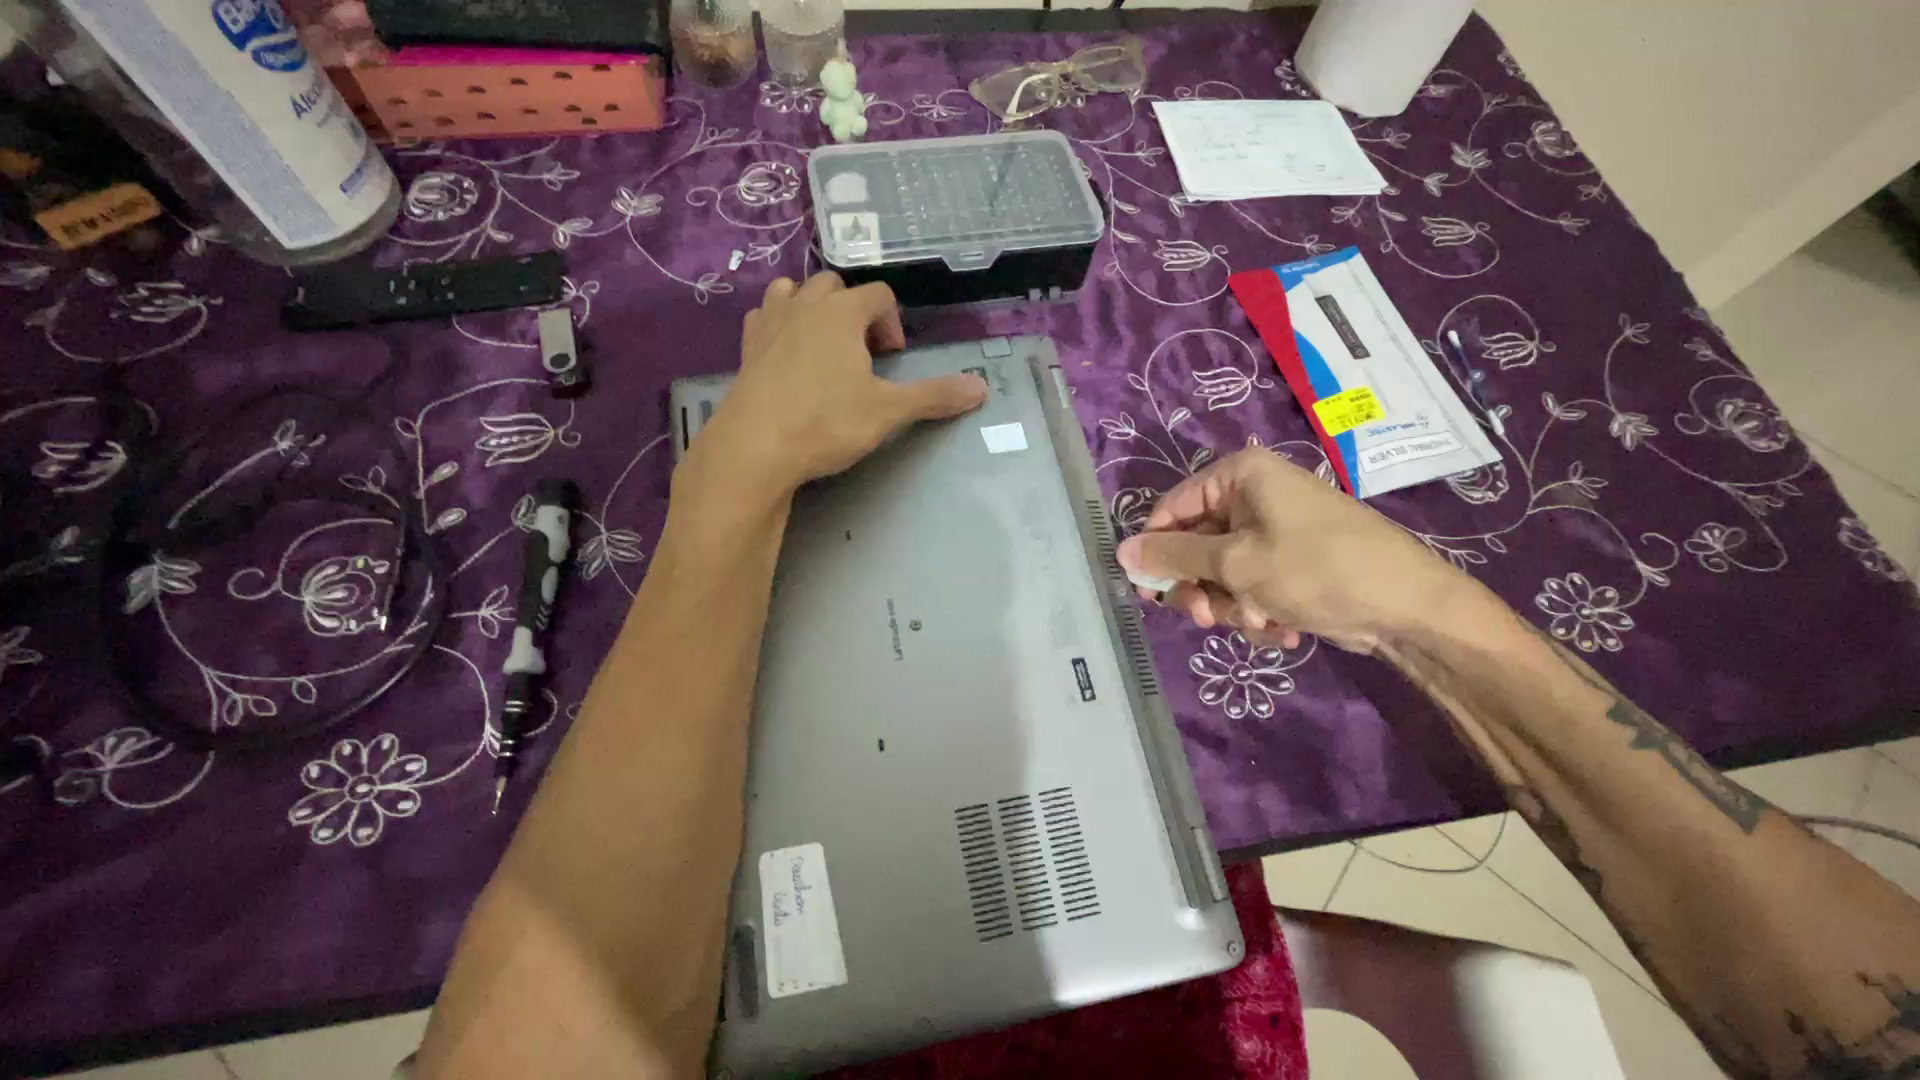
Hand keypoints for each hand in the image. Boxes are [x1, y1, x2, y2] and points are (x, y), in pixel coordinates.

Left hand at [686, 273, 987, 497]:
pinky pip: (763, 317)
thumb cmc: (826, 422)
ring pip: (792, 291)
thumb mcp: (888, 411)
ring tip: (824, 345)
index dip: (892, 323)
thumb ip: (933, 396)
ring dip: (812, 308)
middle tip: (863, 354)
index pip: (878, 295)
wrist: (755, 447)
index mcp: (842, 312)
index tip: (892, 358)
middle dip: (855, 311)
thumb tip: (981, 388)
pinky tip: (786, 356)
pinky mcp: (745, 348)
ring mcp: (770, 323)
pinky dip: (779, 324)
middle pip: (835, 286)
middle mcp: (804, 306)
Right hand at [1116, 448, 1475, 652]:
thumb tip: (1120, 552)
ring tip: (1261, 622)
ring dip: (1233, 607)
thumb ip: (1174, 558)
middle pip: (1195, 546)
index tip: (1149, 593)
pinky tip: (1283, 629)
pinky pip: (1252, 587)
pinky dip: (1260, 612)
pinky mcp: (1291, 564)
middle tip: (1206, 618)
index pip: (1171, 509)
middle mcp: (1254, 496)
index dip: (1156, 552)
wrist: (1406, 607)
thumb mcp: (1236, 564)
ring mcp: (1274, 531)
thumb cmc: (1316, 569)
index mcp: (1239, 476)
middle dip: (1202, 588)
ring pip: (1221, 575)